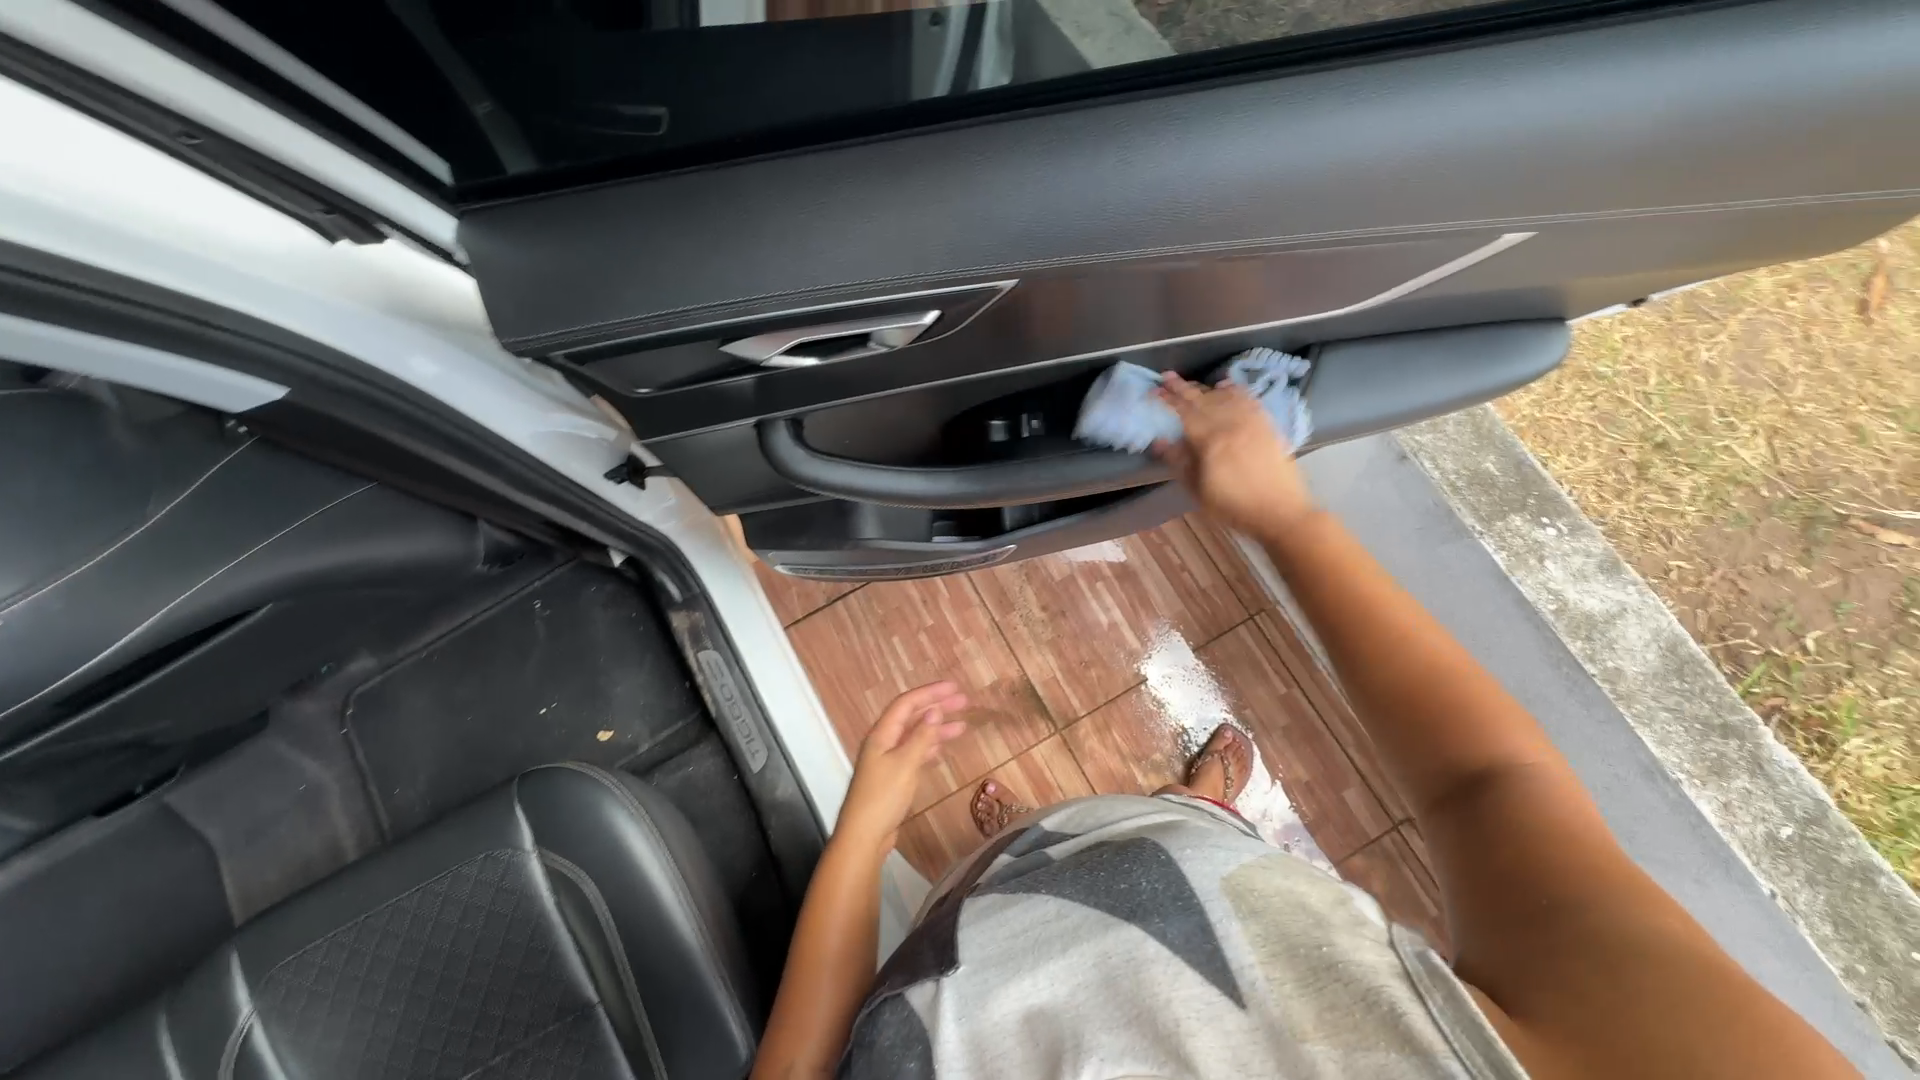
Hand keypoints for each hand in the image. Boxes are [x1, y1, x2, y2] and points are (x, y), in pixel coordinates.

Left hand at [836, 681, 968, 852]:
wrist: (864, 836)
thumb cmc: (883, 797)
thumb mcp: (905, 764)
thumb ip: (921, 737)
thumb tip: (935, 711)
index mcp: (882, 734)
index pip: (907, 703)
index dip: (930, 693)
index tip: (955, 688)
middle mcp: (883, 742)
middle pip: (912, 717)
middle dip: (937, 707)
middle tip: (964, 702)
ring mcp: (887, 760)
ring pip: (915, 736)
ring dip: (937, 729)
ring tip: (962, 726)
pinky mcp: (893, 777)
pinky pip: (914, 753)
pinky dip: (929, 748)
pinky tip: (942, 750)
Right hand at [1152, 371, 1318, 536]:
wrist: (1280, 513)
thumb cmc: (1234, 507)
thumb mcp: (1199, 490)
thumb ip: (1179, 462)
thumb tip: (1159, 441)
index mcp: (1211, 441)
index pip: (1184, 413)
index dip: (1168, 400)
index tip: (1154, 390)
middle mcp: (1231, 425)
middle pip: (1203, 400)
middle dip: (1183, 388)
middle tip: (1167, 377)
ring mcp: (1252, 423)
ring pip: (1225, 397)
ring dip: (1206, 388)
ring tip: (1191, 384)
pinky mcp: (1267, 426)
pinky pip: (1249, 400)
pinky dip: (1235, 390)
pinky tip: (1226, 386)